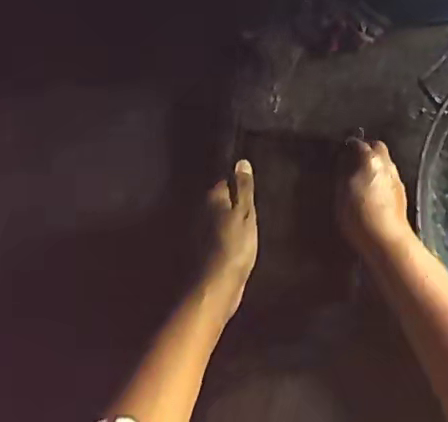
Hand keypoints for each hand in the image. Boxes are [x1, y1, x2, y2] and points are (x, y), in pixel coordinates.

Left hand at [201, 159, 257, 313]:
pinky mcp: (202, 253)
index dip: (237, 184)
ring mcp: (199, 233)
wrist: (216, 286)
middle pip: (218, 200)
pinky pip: (214, 237)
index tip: (249, 187)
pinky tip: (233, 244)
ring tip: (243, 224)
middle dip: (229, 202)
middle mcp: (201, 211)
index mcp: (213, 198)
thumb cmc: (235, 245)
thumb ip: (244, 188)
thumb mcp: (246, 213)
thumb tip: (241, 161)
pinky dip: (222, 238)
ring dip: (225, 221)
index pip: (224, 182)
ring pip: (215, 219)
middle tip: (248, 206)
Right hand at [338, 138, 412, 254]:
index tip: (340, 152)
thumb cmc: (358, 215)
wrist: (386, 241)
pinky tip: (373, 192)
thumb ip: (342, 172)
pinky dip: (381, 178)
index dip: (348, 145)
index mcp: (370, 159)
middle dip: (366, 150)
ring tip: (362, 177)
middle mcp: (386, 163)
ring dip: (374, 165)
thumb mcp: (341, 192)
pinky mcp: (402, 193)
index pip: (358, 143)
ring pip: (385, 162)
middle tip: (353, 160)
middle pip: (377, 147)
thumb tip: (343, 159)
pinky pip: (389, 177)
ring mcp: (396, 178)